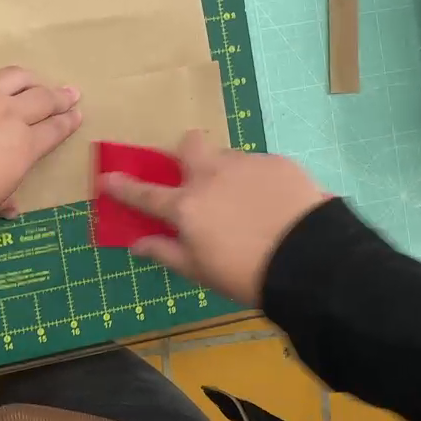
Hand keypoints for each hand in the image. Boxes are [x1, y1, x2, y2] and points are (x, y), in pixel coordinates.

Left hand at [0, 67, 82, 218]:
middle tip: (70, 93)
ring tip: (34, 81)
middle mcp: (8, 115)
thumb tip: (12, 209)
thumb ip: (5, 200)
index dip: (68, 121)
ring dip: (29, 80)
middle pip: (42, 98)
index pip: (54, 129)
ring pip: (14, 78)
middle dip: (59, 96)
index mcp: (25, 146)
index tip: (76, 114)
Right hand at [103, 131, 328, 306]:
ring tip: (248, 203)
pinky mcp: (279, 163)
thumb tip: (137, 244)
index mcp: (187, 206)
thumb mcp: (199, 271)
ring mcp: (246, 164)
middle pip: (190, 145)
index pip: (145, 194)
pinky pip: (260, 167)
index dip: (123, 186)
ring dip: (228, 174)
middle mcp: (211, 175)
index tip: (108, 178)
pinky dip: (260, 182)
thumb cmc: (246, 275)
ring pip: (228, 157)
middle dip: (188, 155)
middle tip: (200, 179)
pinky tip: (275, 206)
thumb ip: (165, 252)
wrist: (311, 262)